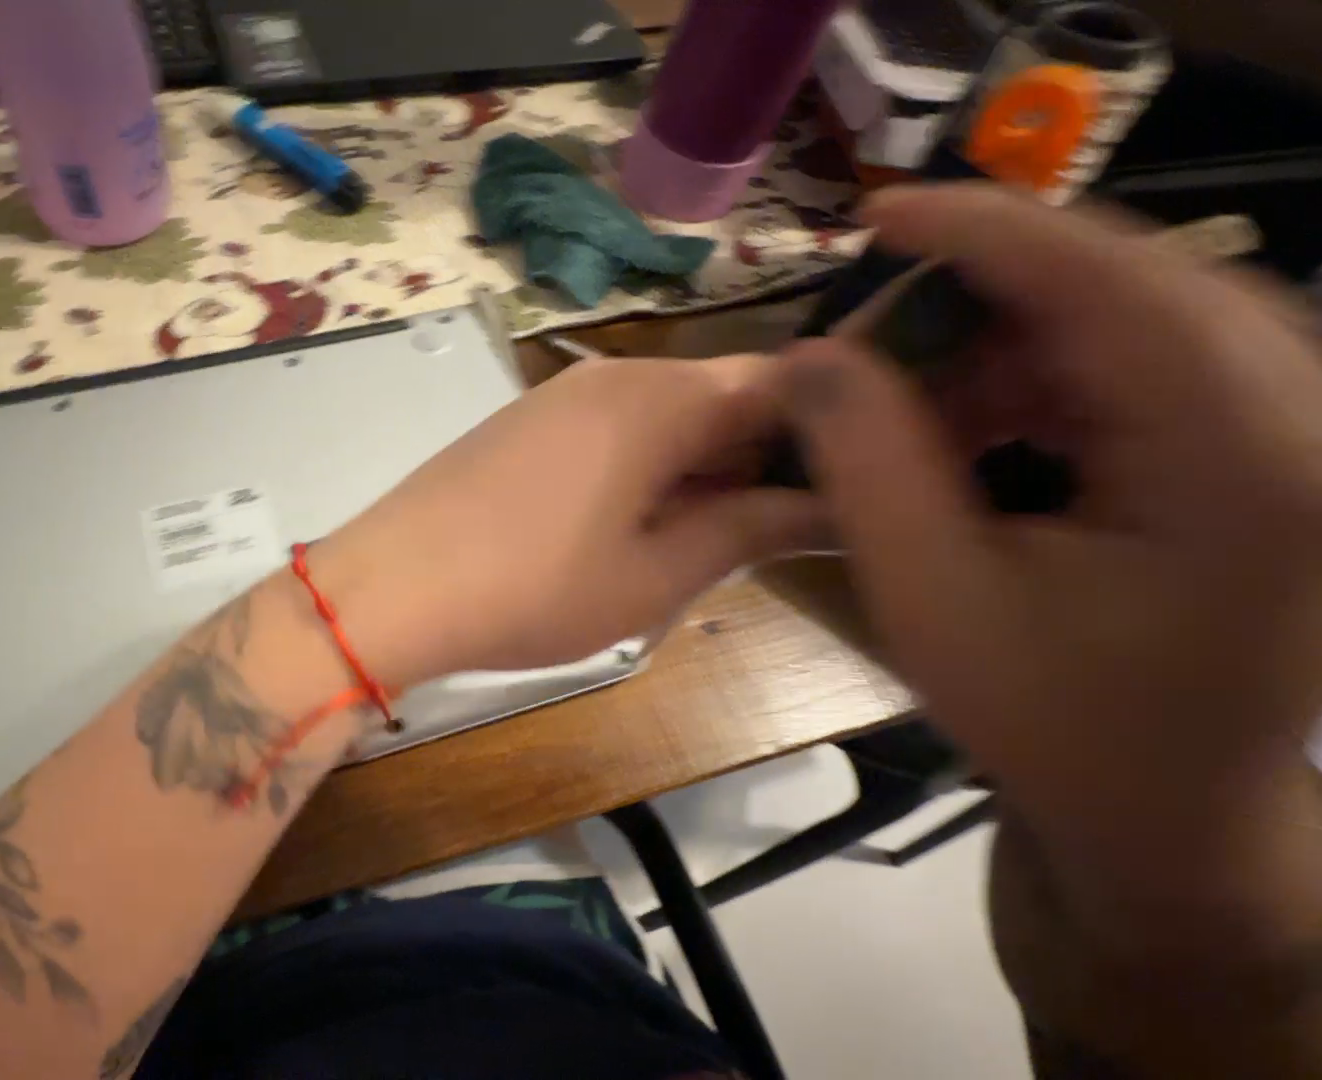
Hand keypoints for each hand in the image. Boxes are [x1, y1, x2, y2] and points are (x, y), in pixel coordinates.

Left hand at [312, 353, 827, 687]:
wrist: (391, 586)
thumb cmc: (533, 588)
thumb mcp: (655, 574)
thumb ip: (747, 529)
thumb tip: (829, 506)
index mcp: (662, 397)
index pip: (785, 382)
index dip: (830, 430)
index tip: (853, 488)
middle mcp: (614, 374)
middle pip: (722, 394)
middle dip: (761, 453)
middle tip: (781, 529)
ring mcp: (560, 393)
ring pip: (664, 412)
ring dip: (700, 462)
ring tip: (709, 536)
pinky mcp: (522, 421)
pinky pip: (612, 425)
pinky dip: (645, 462)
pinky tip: (635, 521)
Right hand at [778, 184, 1321, 845]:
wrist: (1171, 813)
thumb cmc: (1051, 720)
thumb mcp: (930, 595)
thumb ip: (865, 464)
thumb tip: (809, 356)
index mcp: (1248, 462)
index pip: (1118, 285)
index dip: (989, 231)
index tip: (877, 215)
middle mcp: (1308, 422)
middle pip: (1132, 289)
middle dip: (980, 297)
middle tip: (868, 344)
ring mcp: (1300, 434)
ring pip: (1133, 324)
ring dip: (1003, 346)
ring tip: (910, 409)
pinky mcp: (1271, 449)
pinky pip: (1143, 368)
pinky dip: (1039, 381)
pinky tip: (973, 432)